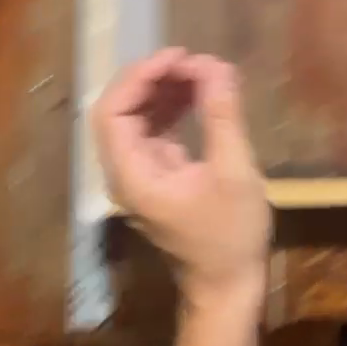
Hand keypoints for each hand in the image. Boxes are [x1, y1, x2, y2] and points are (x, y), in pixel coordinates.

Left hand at [94, 49, 272, 309]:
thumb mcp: (234, 172)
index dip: (139, 77)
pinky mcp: (162, 176)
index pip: (112, 111)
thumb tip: (216, 66)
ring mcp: (143, 175)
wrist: (228, 287)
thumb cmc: (230, 235)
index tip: (179, 58)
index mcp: (133, 174)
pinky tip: (202, 94)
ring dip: (164, 90)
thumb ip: (222, 116)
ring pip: (137, 118)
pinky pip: (156, 131)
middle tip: (193, 60)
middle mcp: (127, 172)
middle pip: (119, 110)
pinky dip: (175, 107)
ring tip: (202, 70)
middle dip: (152, 78)